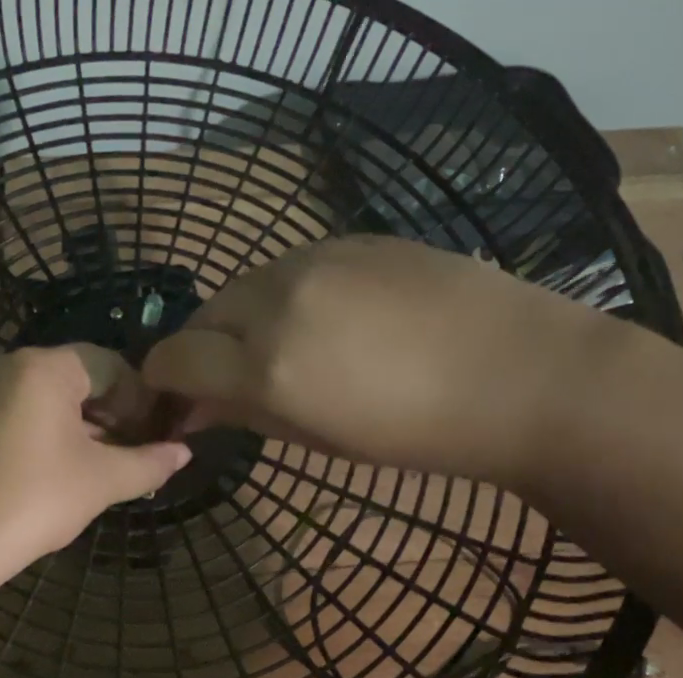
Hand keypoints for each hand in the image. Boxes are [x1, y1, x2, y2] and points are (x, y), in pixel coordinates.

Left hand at [0, 345, 192, 559]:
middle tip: (135, 450)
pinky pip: (23, 412)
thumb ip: (149, 462)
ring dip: (84, 425)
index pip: (110, 365)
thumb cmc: (39, 499)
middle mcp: (9, 365)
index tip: (156, 435)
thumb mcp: (104, 480)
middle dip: (113, 413)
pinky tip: (68, 468)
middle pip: (78, 377)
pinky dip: (51, 432)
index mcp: (44, 366)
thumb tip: (183, 453)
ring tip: (107, 464)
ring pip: (50, 397)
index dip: (141, 398)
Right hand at [143, 236, 629, 481]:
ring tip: (279, 351)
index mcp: (266, 363)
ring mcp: (315, 259)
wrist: (520, 374)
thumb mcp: (315, 436)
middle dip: (200, 349)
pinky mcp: (352, 237)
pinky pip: (290, 267)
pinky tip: (324, 320)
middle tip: (224, 381)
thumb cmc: (415, 433)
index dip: (162, 382)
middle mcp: (276, 300)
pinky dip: (284, 296)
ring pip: (244, 286)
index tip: (173, 400)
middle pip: (202, 315)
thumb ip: (242, 412)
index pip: (174, 358)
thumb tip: (193, 405)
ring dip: (240, 320)